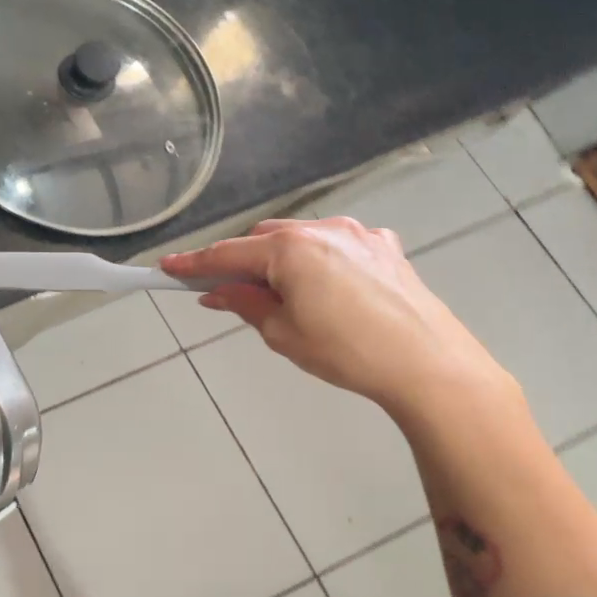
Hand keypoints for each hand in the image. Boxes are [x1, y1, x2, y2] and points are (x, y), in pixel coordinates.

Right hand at [161, 218, 513, 414]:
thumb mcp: (282, 333)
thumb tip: (216, 292)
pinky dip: (315, 258)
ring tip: (279, 293)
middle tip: (228, 292)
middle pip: (263, 238)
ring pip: (299, 236)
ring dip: (279, 257)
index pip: (227, 253)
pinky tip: (323, 287)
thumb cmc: (347, 353)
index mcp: (291, 249)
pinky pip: (334, 243)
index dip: (193, 263)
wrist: (432, 367)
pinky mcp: (385, 248)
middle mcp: (323, 230)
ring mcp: (359, 235)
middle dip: (242, 260)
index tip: (165, 268)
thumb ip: (244, 303)